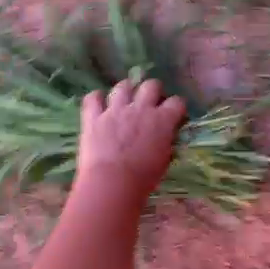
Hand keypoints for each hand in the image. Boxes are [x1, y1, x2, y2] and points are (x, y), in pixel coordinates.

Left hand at [77, 77, 184, 200]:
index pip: (177, 102)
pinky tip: (98, 103)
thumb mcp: (163, 161)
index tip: (174, 114)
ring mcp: (115, 110)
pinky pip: (93, 98)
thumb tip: (166, 138)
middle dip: (153, 90)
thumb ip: (166, 144)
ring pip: (122, 86)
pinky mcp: (94, 117)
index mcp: (162, 120)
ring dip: (126, 90)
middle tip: (150, 101)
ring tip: (125, 98)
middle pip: (151, 86)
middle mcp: (140, 108)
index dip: (176, 107)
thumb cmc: (143, 178)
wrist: (112, 182)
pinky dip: (96, 98)